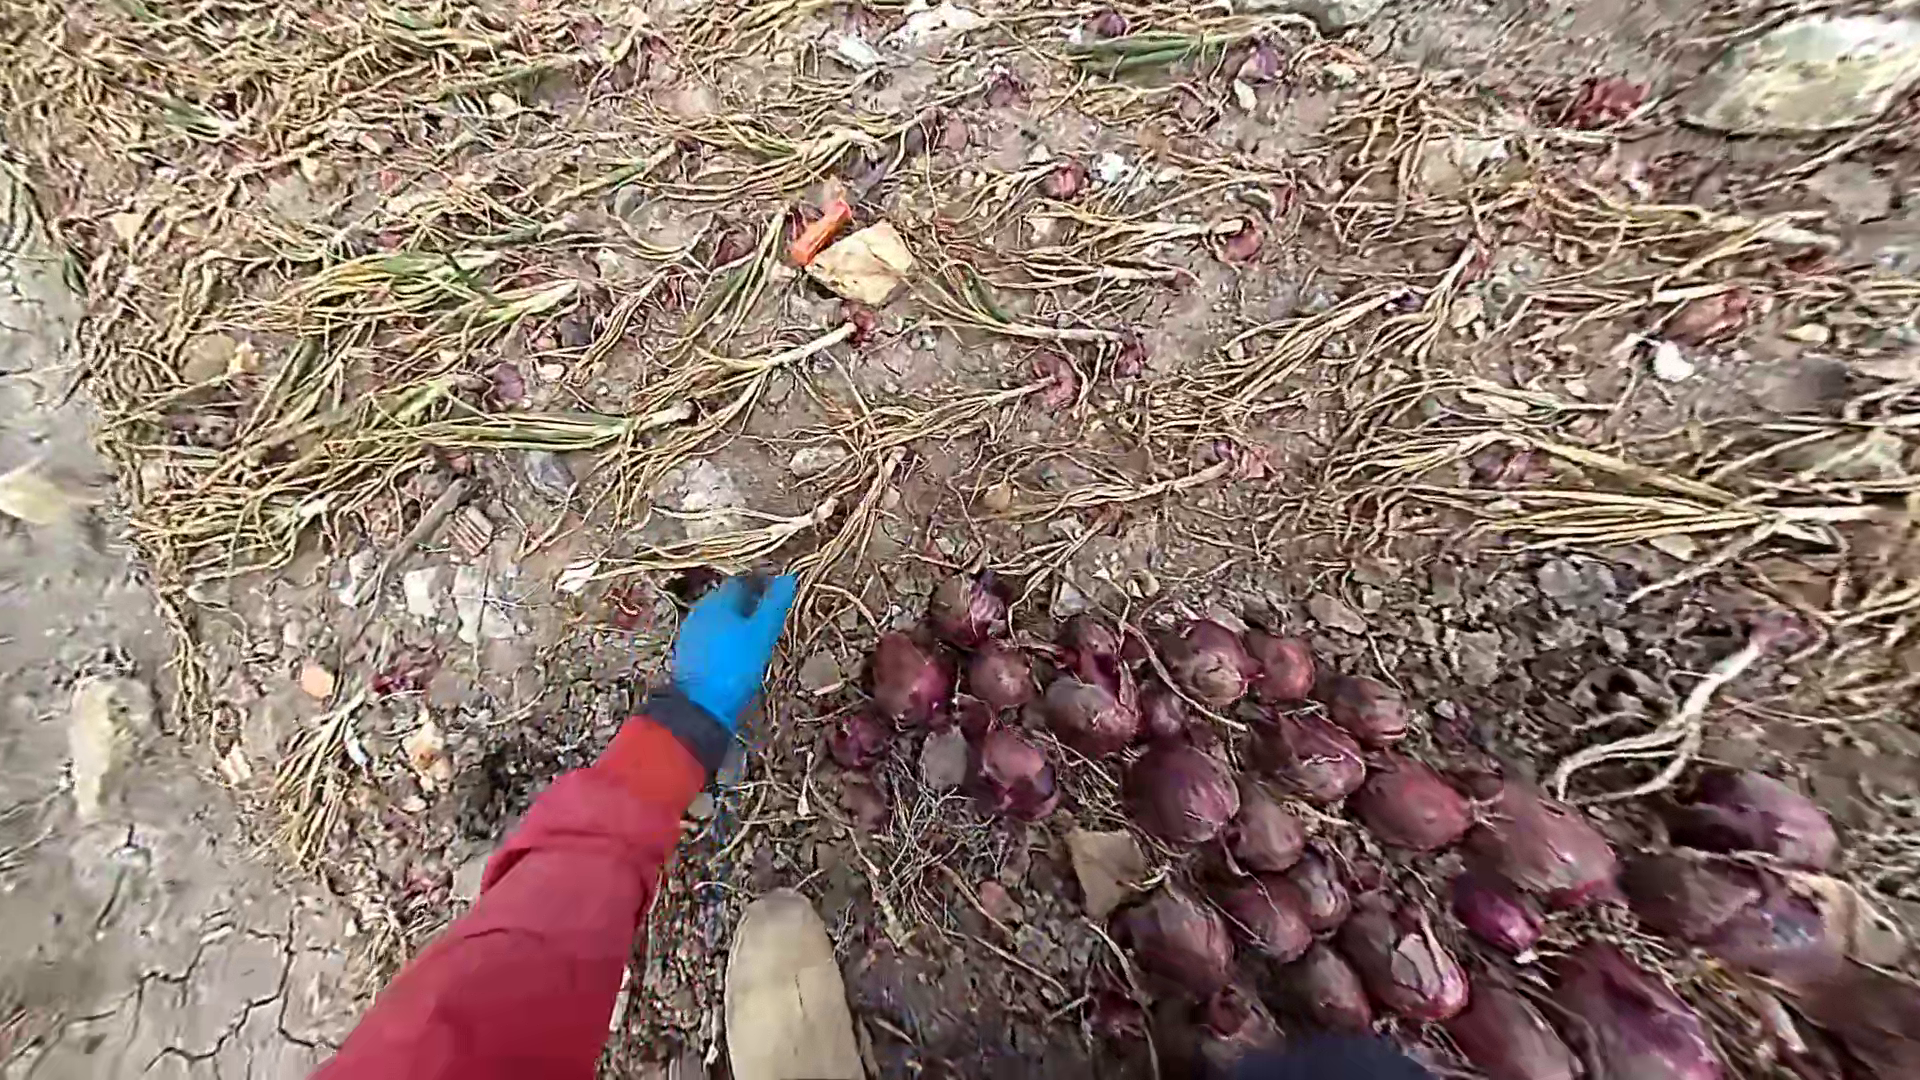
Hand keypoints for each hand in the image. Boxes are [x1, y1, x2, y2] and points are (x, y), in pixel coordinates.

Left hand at [673, 574, 798, 730]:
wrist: (699, 709)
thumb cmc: (734, 665)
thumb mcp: (761, 633)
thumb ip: (775, 604)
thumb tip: (789, 578)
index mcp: (716, 602)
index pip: (741, 581)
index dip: (763, 582)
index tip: (781, 590)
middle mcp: (700, 613)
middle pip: (729, 599)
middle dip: (752, 601)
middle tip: (774, 611)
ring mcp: (692, 635)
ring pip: (722, 618)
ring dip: (741, 620)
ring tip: (762, 631)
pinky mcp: (690, 656)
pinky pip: (715, 636)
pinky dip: (731, 636)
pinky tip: (742, 650)